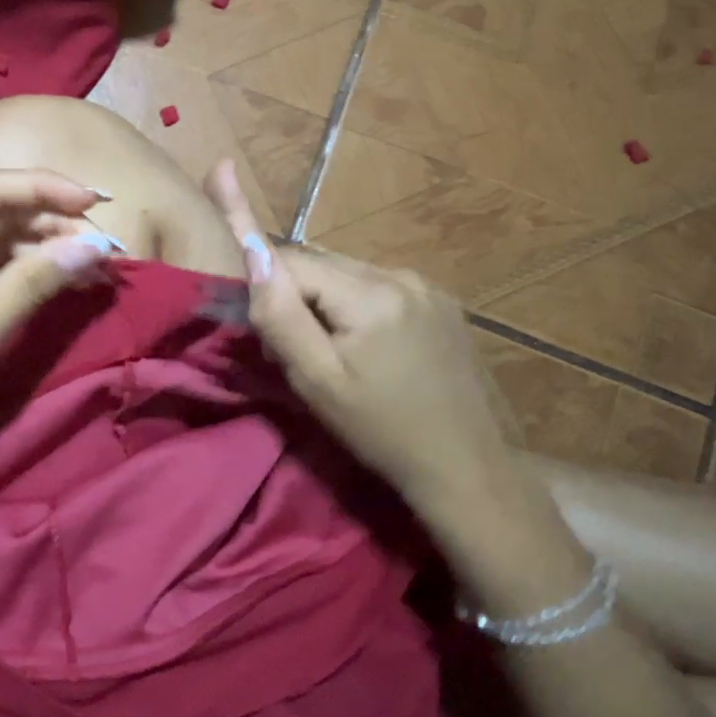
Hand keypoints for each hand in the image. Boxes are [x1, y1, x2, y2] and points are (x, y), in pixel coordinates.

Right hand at [203, 161, 511, 495]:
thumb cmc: (380, 431)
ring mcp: (427, 285)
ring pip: (349, 272)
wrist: (464, 466)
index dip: (269, 291)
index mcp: (370, 293)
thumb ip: (279, 314)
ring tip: (334, 352)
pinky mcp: (442, 300)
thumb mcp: (317, 380)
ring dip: (327, 298)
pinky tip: (370, 347)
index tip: (270, 338)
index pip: (292, 260)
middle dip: (297, 294)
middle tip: (296, 351)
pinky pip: (379, 285)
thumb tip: (251, 250)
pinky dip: (359, 304)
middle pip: (322, 262)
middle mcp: (401, 274)